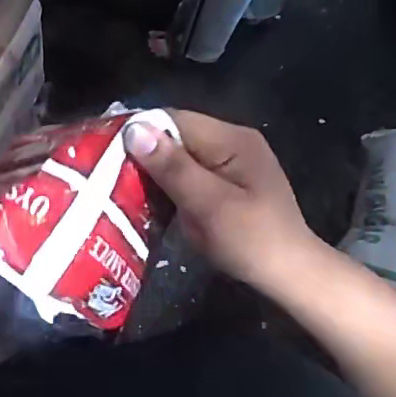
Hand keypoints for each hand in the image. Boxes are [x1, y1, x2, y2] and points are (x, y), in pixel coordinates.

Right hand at [125, 110, 321, 290]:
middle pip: (175, 136)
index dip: (138, 132)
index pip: (173, 119)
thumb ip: (173, 167)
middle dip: (143, 154)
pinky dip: (168, 187)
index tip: (105, 153)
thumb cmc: (251, 241)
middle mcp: (231, 143)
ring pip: (179, 157)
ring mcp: (230, 164)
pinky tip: (151, 203)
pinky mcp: (226, 185)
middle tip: (108, 176)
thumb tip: (134, 129)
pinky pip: (189, 175)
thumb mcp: (209, 205)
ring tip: (122, 189)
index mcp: (231, 139)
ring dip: (154, 173)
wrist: (290, 276)